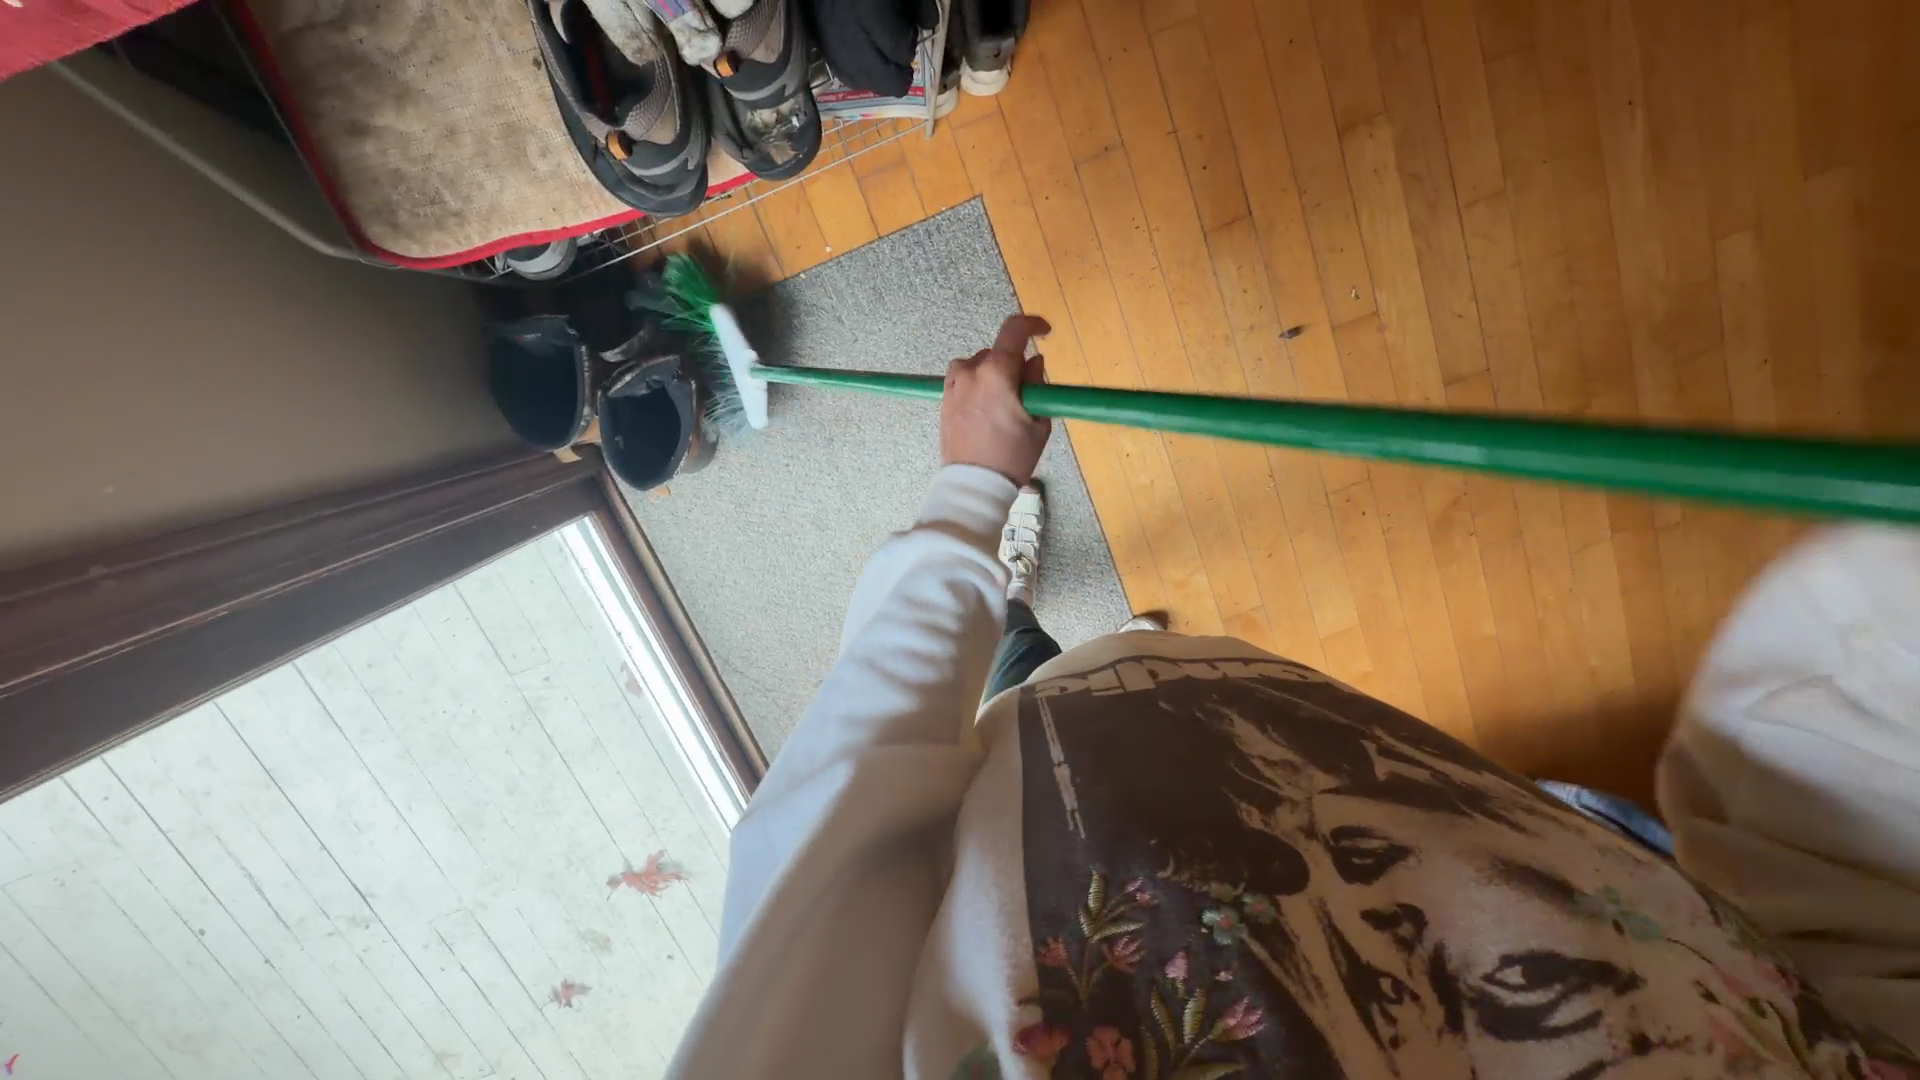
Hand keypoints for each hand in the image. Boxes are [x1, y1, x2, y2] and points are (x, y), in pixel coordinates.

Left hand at [941, 315, 1052, 484]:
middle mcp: (971, 372)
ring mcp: (953, 387)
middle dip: (1012, 364)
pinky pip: (961, 381)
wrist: (974, 484)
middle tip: (1025, 390)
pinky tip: (984, 408)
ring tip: (1002, 401)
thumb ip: (1036, 386)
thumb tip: (1033, 363)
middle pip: (995, 353)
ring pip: (975, 365)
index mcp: (997, 372)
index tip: (1044, 332)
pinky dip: (974, 385)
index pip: (1014, 330)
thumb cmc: (1012, 456)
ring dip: (991, 373)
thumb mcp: (1038, 423)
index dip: (1032, 324)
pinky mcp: (943, 402)